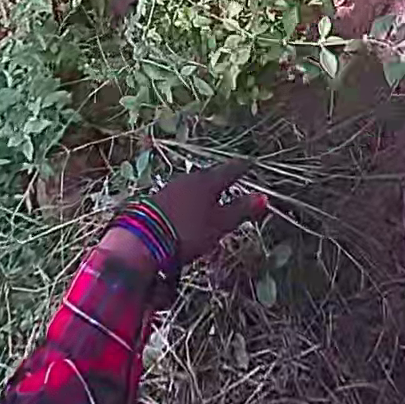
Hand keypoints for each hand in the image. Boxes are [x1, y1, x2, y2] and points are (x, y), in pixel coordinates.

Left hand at [138, 159, 267, 264]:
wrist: (141, 241)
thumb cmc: (188, 231)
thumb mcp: (219, 224)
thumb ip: (241, 210)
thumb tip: (263, 197)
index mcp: (207, 182)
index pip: (229, 171)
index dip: (241, 168)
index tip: (250, 162)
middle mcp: (189, 179)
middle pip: (209, 176)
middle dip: (220, 178)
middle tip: (231, 178)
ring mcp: (170, 188)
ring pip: (193, 184)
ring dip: (203, 188)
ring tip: (211, 194)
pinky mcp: (156, 200)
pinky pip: (180, 194)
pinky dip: (189, 198)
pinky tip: (188, 207)